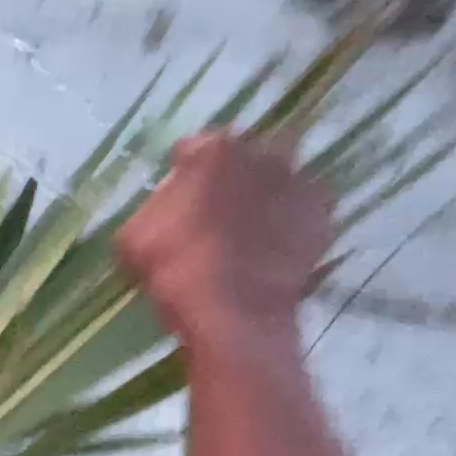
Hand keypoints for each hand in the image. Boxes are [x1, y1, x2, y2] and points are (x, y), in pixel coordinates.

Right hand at [116, 131, 332, 348]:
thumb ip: (151, 207)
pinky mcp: (322, 212)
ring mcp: (300, 180)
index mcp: (212, 152)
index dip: (180, 168)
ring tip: (241, 228)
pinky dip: (284, 220)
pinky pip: (299, 208)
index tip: (173, 190)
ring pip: (275, 178)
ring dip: (260, 194)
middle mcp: (263, 153)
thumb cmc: (171, 268)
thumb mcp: (132, 237)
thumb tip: (165, 202)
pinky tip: (265, 244)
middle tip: (210, 205)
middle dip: (228, 173)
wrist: (231, 308)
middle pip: (243, 155)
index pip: (192, 146)